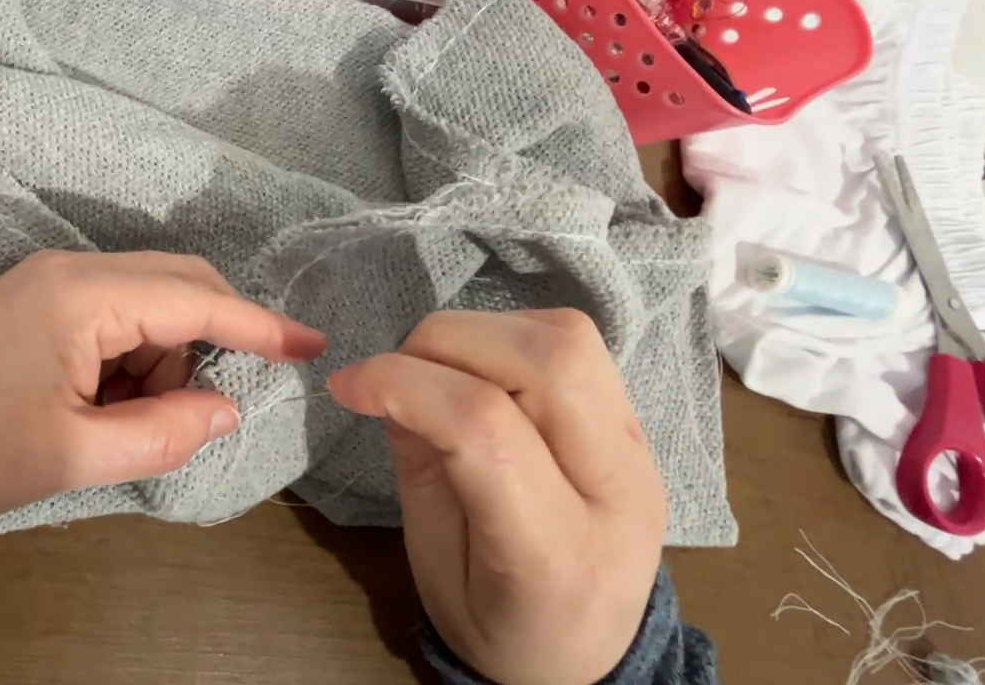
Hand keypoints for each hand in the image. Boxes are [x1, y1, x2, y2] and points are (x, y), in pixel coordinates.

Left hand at [0, 250, 326, 530]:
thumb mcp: (78, 455)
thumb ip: (165, 431)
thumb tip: (226, 408)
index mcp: (82, 296)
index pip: (193, 298)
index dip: (258, 322)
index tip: (310, 344)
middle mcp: (70, 267)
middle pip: (174, 281)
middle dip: (210, 333)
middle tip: (217, 395)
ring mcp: (49, 275)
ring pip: (145, 297)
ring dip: (163, 352)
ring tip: (126, 417)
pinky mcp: (36, 294)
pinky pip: (111, 308)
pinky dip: (130, 351)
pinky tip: (103, 399)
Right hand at [328, 310, 665, 684]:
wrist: (588, 654)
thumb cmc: (495, 621)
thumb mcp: (433, 563)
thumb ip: (417, 465)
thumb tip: (389, 382)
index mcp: (558, 551)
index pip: (484, 427)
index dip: (401, 384)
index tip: (346, 386)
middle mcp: (618, 487)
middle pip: (546, 361)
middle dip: (444, 343)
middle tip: (397, 374)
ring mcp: (637, 446)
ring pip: (564, 337)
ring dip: (478, 332)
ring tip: (436, 370)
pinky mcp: (632, 418)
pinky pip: (571, 339)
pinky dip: (508, 333)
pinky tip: (480, 370)